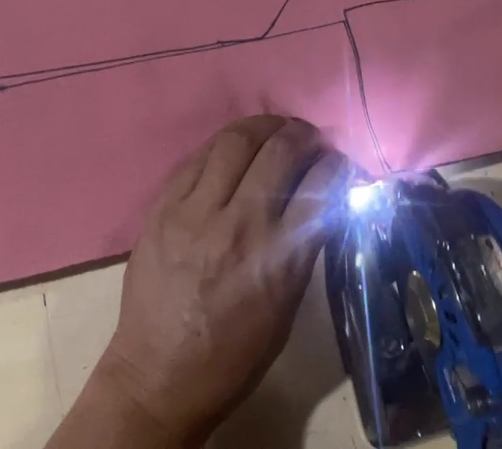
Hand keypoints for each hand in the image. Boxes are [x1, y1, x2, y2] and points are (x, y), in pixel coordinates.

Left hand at [46, 115, 348, 447]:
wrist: (160, 374)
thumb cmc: (235, 353)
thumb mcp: (287, 304)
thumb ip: (304, 244)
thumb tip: (322, 197)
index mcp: (279, 257)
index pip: (322, 185)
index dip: (339, 164)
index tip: (341, 163)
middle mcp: (240, 224)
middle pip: (280, 150)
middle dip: (304, 135)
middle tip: (310, 138)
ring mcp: (195, 211)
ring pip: (235, 140)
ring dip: (263, 126)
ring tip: (274, 130)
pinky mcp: (162, 207)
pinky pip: (197, 156)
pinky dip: (223, 145)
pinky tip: (233, 148)